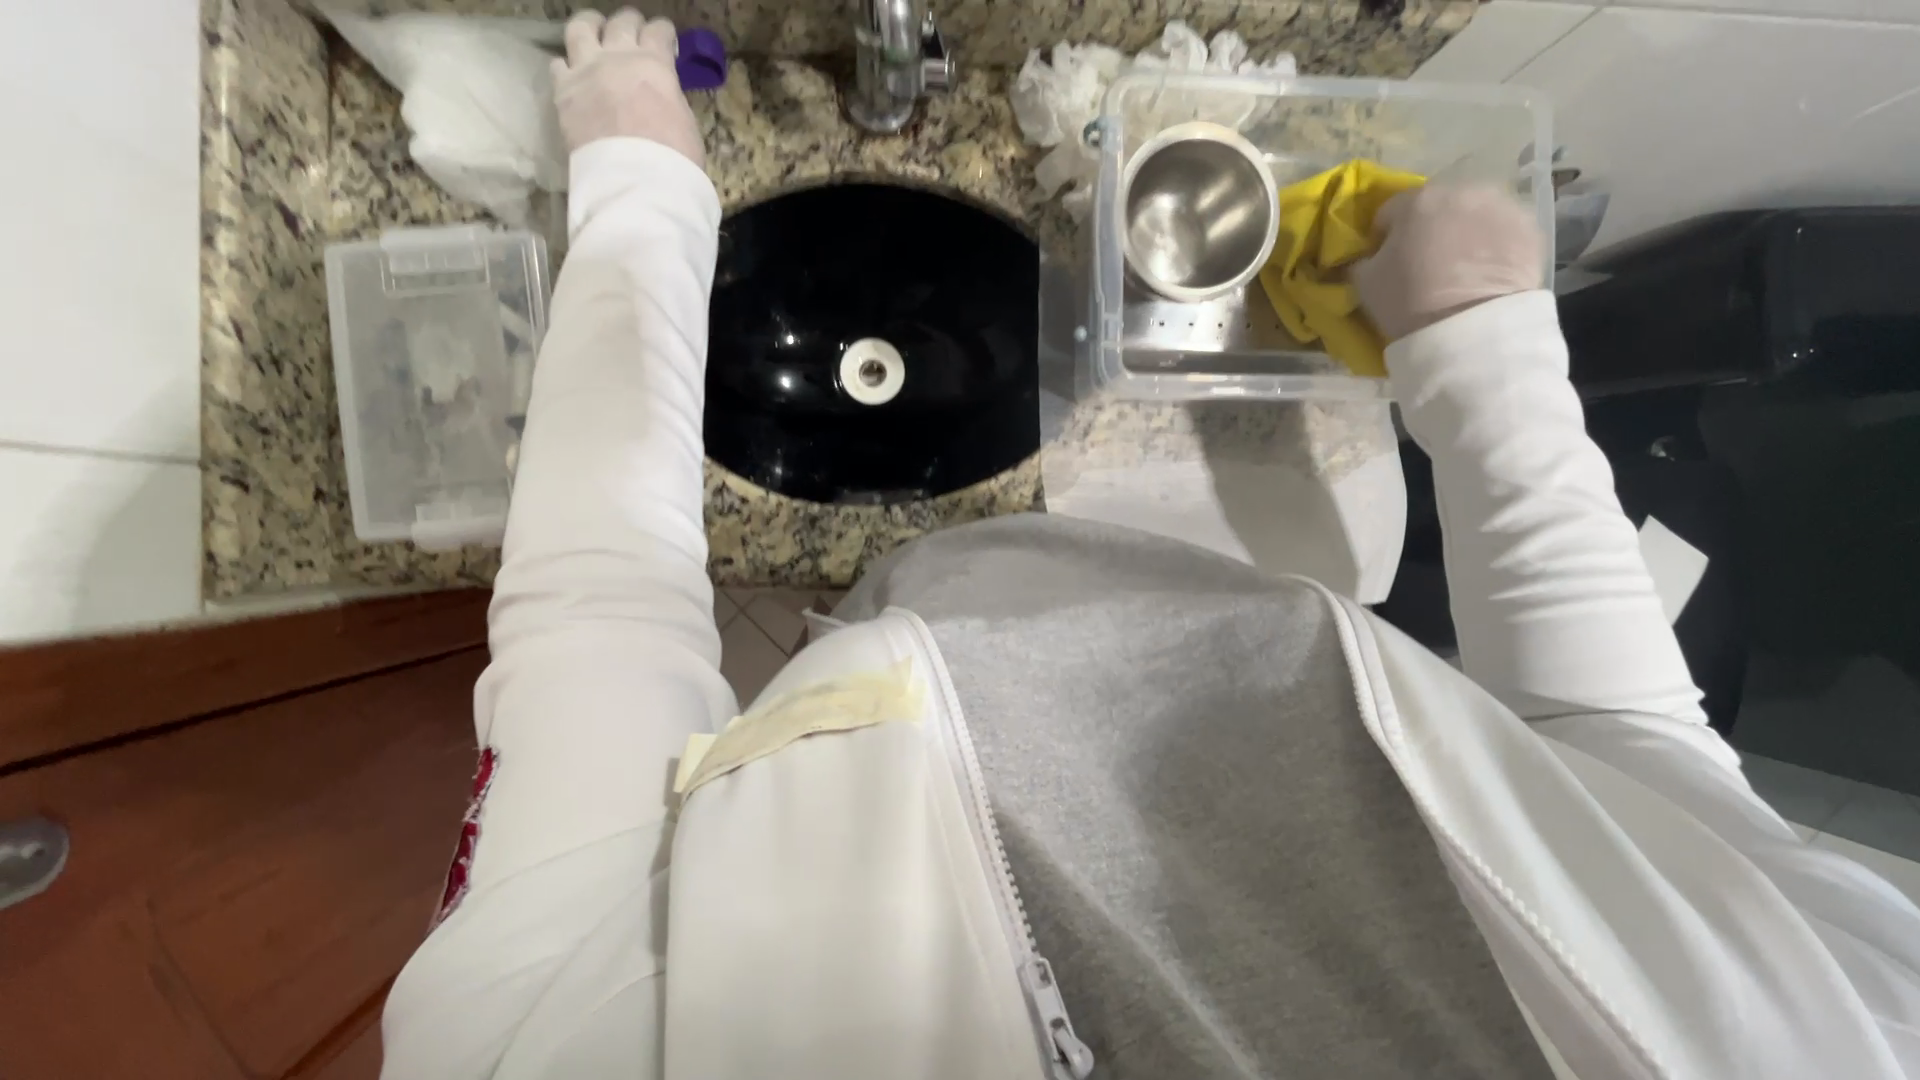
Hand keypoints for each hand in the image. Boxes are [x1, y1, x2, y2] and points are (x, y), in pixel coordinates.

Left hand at [552, 8, 703, 167]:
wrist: (637, 180)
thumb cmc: (674, 158)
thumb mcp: (686, 123)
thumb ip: (669, 99)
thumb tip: (661, 95)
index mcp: (654, 65)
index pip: (658, 33)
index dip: (663, 31)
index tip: (665, 35)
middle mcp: (617, 57)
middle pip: (621, 23)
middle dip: (630, 21)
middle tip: (634, 26)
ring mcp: (586, 70)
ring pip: (580, 28)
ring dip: (590, 24)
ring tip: (594, 27)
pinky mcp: (564, 91)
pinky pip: (558, 64)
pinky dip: (567, 64)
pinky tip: (571, 69)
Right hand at [1351, 184, 1542, 341]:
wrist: (1468, 328)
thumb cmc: (1407, 301)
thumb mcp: (1364, 283)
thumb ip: (1362, 261)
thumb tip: (1365, 257)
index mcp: (1416, 200)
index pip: (1388, 212)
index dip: (1382, 237)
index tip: (1382, 260)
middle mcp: (1462, 191)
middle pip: (1437, 206)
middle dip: (1428, 228)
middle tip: (1422, 263)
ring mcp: (1502, 206)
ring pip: (1473, 214)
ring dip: (1463, 232)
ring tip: (1457, 267)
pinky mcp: (1530, 228)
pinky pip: (1502, 231)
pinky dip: (1492, 245)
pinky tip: (1483, 271)